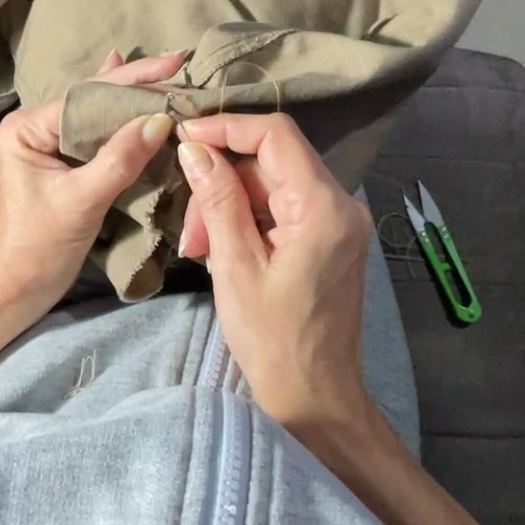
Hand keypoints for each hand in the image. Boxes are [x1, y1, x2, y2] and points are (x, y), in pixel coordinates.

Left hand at [0, 50, 184, 316]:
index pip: (87, 96)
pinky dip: (120, 117)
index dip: (132, 82)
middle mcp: (34, 127)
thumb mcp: (82, 201)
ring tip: (166, 69)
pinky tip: (131, 88)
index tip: (173, 66)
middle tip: (179, 64)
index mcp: (27, 128)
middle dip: (136, 85)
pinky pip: (96, 133)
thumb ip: (119, 159)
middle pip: (93, 100)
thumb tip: (160, 120)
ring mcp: (47, 144)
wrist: (20, 288)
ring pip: (97, 114)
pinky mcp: (62, 162)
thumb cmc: (41, 247)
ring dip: (132, 98)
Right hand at [175, 113, 373, 428]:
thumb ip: (217, 200)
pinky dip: (245, 220)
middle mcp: (340, 204)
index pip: (276, 135)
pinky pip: (279, 207)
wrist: (314, 397)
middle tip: (188, 225)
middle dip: (220, 181)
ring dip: (227, 204)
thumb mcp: (234, 266)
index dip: (227, 127)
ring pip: (270, 184)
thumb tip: (193, 149)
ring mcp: (338, 221)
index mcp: (323, 208)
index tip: (184, 137)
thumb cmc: (272, 340)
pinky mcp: (328, 237)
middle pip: (269, 161)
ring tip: (197, 246)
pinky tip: (218, 249)